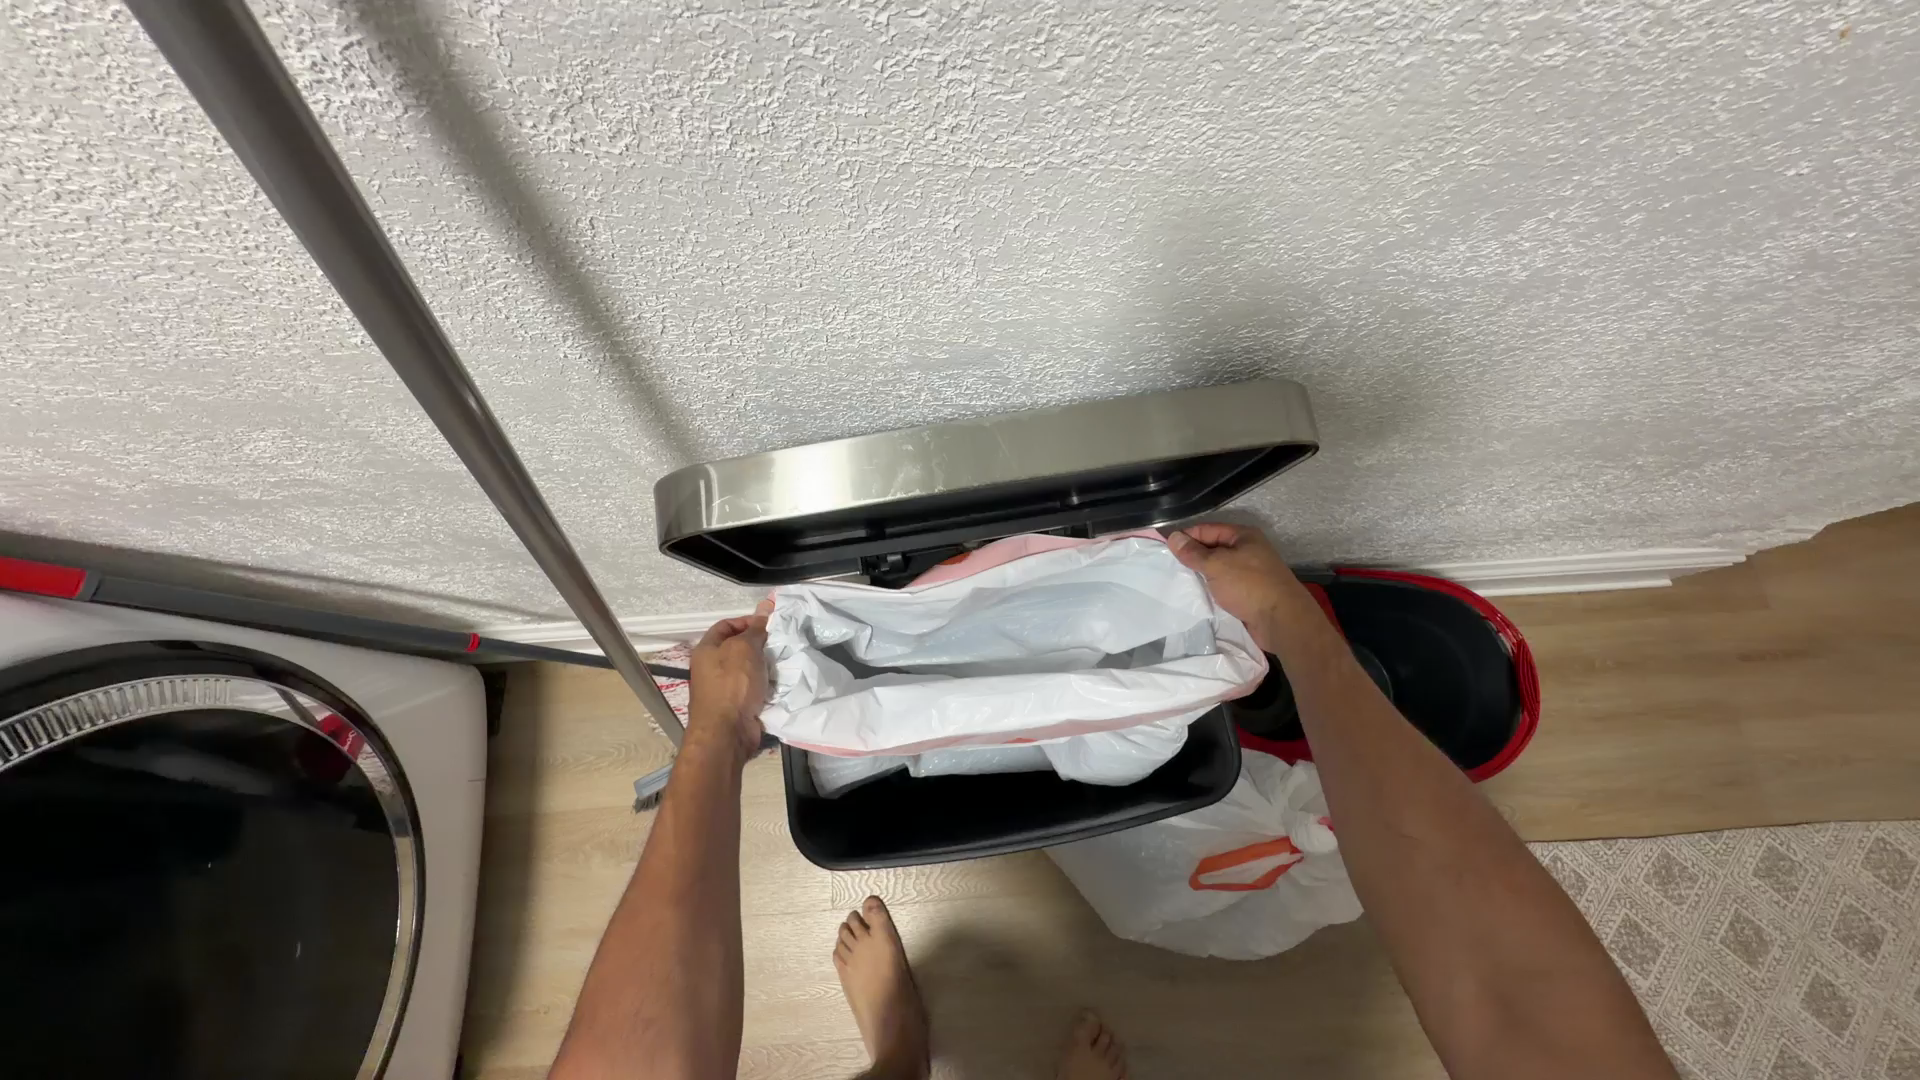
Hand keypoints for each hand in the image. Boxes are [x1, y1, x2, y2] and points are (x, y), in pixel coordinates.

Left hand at [687, 604, 770, 762]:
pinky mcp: (737, 705)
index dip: (747, 621)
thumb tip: (764, 608)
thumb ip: (755, 629)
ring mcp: (723, 688)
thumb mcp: (745, 648)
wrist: (727, 732)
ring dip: (765, 665)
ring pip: (749, 668)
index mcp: (706, 649)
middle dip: (760, 644)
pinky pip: (754, 688)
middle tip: (780, 643)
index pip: (726, 625)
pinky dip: (767, 684)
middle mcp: (711, 667)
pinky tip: (781, 682)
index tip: (769, 625)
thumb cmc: (732, 684)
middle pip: (738, 647)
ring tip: (784, 661)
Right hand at [1166, 523, 1311, 651]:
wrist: (1281, 620)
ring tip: (1178, 581)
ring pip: (1217, 568)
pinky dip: (1211, 587)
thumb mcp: (1216, 565)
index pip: (1207, 529)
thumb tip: (1173, 537)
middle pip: (1212, 548)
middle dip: (1192, 556)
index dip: (1186, 537)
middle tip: (1169, 567)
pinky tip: (1196, 594)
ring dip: (1201, 574)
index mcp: (1243, 536)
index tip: (1165, 549)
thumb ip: (1193, 553)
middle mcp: (1247, 550)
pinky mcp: (1249, 591)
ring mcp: (1250, 571)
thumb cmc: (1249, 585)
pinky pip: (1224, 584)